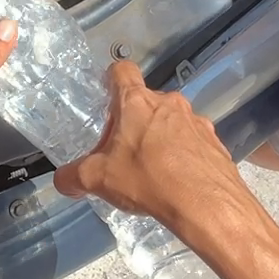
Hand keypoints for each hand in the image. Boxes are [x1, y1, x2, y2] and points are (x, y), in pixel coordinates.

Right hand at [52, 62, 263, 249]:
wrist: (209, 207)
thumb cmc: (148, 180)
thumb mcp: (98, 179)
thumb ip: (73, 176)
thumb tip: (62, 181)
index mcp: (136, 102)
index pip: (121, 70)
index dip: (111, 79)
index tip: (106, 98)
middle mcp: (169, 104)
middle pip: (145, 101)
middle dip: (133, 121)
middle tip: (123, 150)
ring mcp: (197, 122)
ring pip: (171, 121)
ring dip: (159, 138)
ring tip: (152, 170)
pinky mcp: (216, 144)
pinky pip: (193, 142)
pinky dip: (183, 155)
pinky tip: (176, 182)